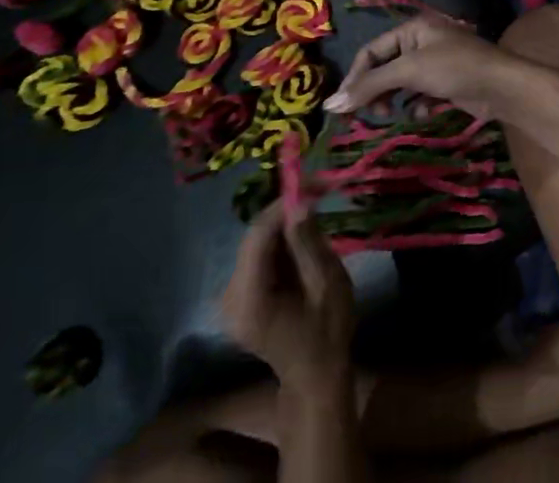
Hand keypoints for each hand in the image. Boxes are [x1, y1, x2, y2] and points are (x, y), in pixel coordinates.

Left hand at [220, 201, 354, 393]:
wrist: (315, 375)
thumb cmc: (328, 332)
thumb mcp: (328, 285)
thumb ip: (309, 245)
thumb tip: (300, 203)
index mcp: (250, 299)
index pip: (258, 236)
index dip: (283, 204)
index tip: (314, 182)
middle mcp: (229, 297)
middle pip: (254, 238)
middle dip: (285, 211)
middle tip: (319, 191)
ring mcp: (230, 299)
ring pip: (256, 245)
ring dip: (284, 225)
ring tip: (315, 210)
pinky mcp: (238, 297)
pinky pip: (258, 257)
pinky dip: (280, 242)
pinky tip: (302, 238)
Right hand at [322, 15, 513, 115]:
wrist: (501, 86)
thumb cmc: (455, 68)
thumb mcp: (409, 71)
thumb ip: (370, 86)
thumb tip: (331, 105)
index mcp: (413, 28)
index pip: (371, 51)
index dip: (356, 77)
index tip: (343, 105)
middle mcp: (423, 41)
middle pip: (385, 67)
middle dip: (374, 90)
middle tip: (364, 115)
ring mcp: (436, 63)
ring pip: (402, 83)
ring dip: (393, 99)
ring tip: (389, 115)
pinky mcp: (448, 84)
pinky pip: (420, 94)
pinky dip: (416, 104)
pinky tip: (419, 113)